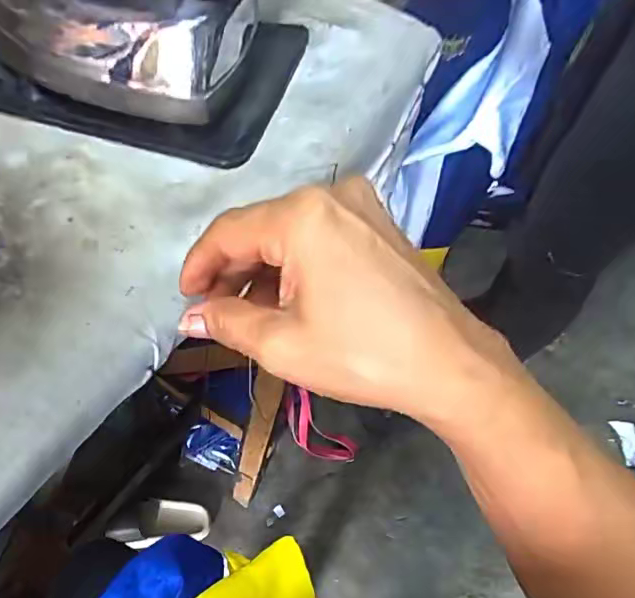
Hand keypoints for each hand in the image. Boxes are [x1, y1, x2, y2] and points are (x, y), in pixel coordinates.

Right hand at [178, 178, 520, 430]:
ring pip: (295, 236)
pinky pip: (326, 241)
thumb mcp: (284, 346)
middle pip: (263, 230)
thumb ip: (229, 323)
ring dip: (269, 274)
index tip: (185, 298)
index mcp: (303, 215)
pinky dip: (302, 269)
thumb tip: (193, 316)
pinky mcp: (384, 229)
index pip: (229, 232)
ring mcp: (365, 209)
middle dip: (235, 273)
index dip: (200, 266)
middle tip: (217, 314)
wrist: (449, 366)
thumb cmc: (364, 357)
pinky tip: (295, 303)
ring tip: (254, 317)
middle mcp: (334, 196)